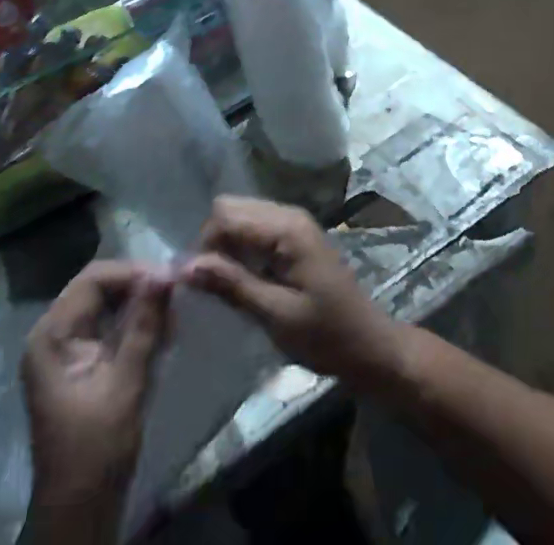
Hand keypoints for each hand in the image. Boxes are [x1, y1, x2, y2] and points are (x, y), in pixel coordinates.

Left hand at [21, 261, 170, 543]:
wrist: (80, 507)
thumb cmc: (97, 447)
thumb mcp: (125, 383)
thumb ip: (143, 325)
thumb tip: (165, 273)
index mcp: (51, 335)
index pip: (92, 280)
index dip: (132, 273)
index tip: (172, 281)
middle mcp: (53, 334)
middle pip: (98, 288)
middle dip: (138, 288)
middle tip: (177, 298)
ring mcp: (65, 349)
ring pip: (106, 306)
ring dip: (140, 307)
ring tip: (173, 319)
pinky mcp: (80, 363)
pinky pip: (108, 327)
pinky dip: (135, 326)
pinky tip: (161, 334)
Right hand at [180, 197, 406, 388]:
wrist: (368, 346)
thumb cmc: (325, 335)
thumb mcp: (276, 315)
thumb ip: (232, 285)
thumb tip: (184, 266)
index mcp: (288, 229)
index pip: (226, 215)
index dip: (205, 246)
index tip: (201, 284)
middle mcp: (290, 214)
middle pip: (231, 208)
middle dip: (214, 241)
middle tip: (214, 284)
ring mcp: (293, 223)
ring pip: (241, 216)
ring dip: (226, 245)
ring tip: (227, 284)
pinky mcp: (294, 236)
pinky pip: (255, 228)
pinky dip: (242, 248)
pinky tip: (245, 279)